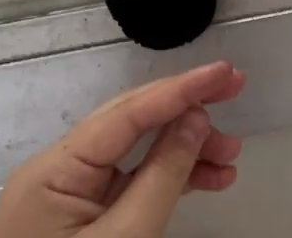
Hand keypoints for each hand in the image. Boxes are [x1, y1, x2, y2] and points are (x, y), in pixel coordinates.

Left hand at [0, 61, 245, 237]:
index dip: (182, 88)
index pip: (129, 112)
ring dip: (188, 149)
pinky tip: (211, 179)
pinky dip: (172, 178)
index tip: (227, 71)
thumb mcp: (126, 237)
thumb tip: (196, 117)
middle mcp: (58, 172)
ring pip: (139, 152)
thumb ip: (164, 174)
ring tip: (231, 155)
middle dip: (189, 111)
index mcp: (54, 171)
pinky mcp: (82, 219)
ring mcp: (69, 196)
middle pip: (134, 123)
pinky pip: (133, 182)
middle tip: (237, 90)